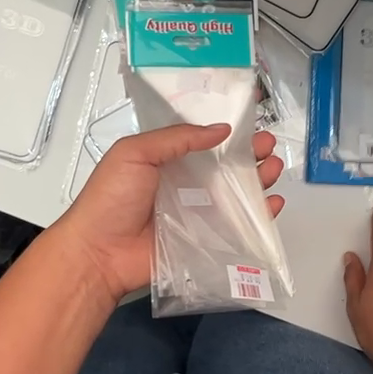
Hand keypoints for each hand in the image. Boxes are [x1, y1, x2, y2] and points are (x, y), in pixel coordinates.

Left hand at [48, 123, 284, 302]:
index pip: (203, 140)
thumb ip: (177, 138)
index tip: (251, 119)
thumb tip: (219, 130)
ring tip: (272, 168)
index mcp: (167, 160)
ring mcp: (197, 213)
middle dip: (250, 153)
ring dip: (259, 180)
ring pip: (236, 194)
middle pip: (226, 166)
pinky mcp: (206, 240)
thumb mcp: (135, 153)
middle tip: (268, 144)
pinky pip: (237, 226)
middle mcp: (185, 184)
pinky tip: (272, 204)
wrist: (100, 253)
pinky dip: (259, 216)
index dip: (227, 130)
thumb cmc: (109, 200)